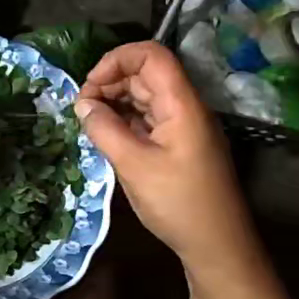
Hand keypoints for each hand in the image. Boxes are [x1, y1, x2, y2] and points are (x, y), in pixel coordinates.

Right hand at [76, 42, 254, 265]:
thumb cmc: (178, 203)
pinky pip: (149, 119)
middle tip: (82, 110)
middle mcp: (185, 107)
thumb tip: (82, 104)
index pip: (151, 55)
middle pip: (146, 74)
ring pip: (146, 96)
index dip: (116, 60)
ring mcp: (183, 126)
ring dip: (115, 102)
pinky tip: (107, 135)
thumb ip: (105, 129)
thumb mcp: (134, 166)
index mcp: (181, 104)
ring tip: (89, 123)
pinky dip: (126, 120)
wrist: (217, 244)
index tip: (90, 87)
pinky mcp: (179, 144)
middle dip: (110, 82)